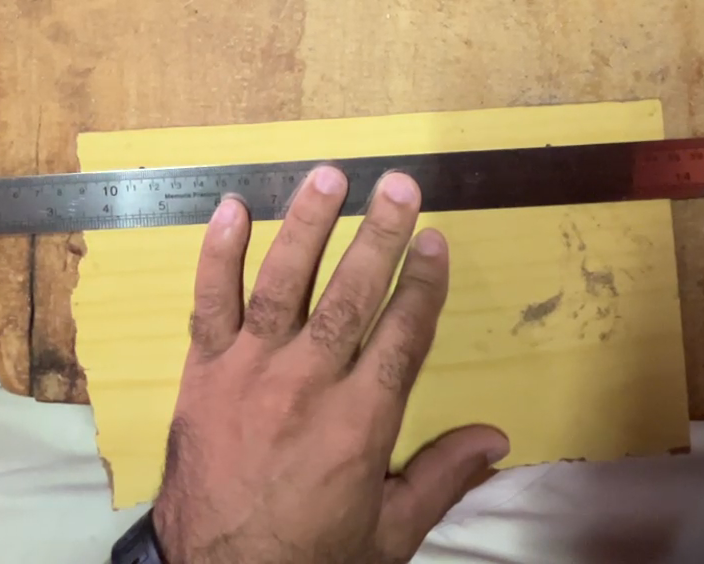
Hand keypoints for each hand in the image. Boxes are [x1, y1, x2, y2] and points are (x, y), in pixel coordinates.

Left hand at [151, 166, 508, 563]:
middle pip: (351, 296)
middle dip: (378, 236)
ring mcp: (251, 369)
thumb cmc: (309, 552)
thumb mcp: (389, 532)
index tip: (436, 238)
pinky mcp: (205, 367)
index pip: (403, 337)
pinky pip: (210, 302)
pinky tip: (231, 208)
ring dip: (306, 225)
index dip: (423, 284)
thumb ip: (442, 477)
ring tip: (326, 177)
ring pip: (283, 283)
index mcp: (360, 424)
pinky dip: (218, 254)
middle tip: (397, 185)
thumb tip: (498, 438)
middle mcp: (308, 383)